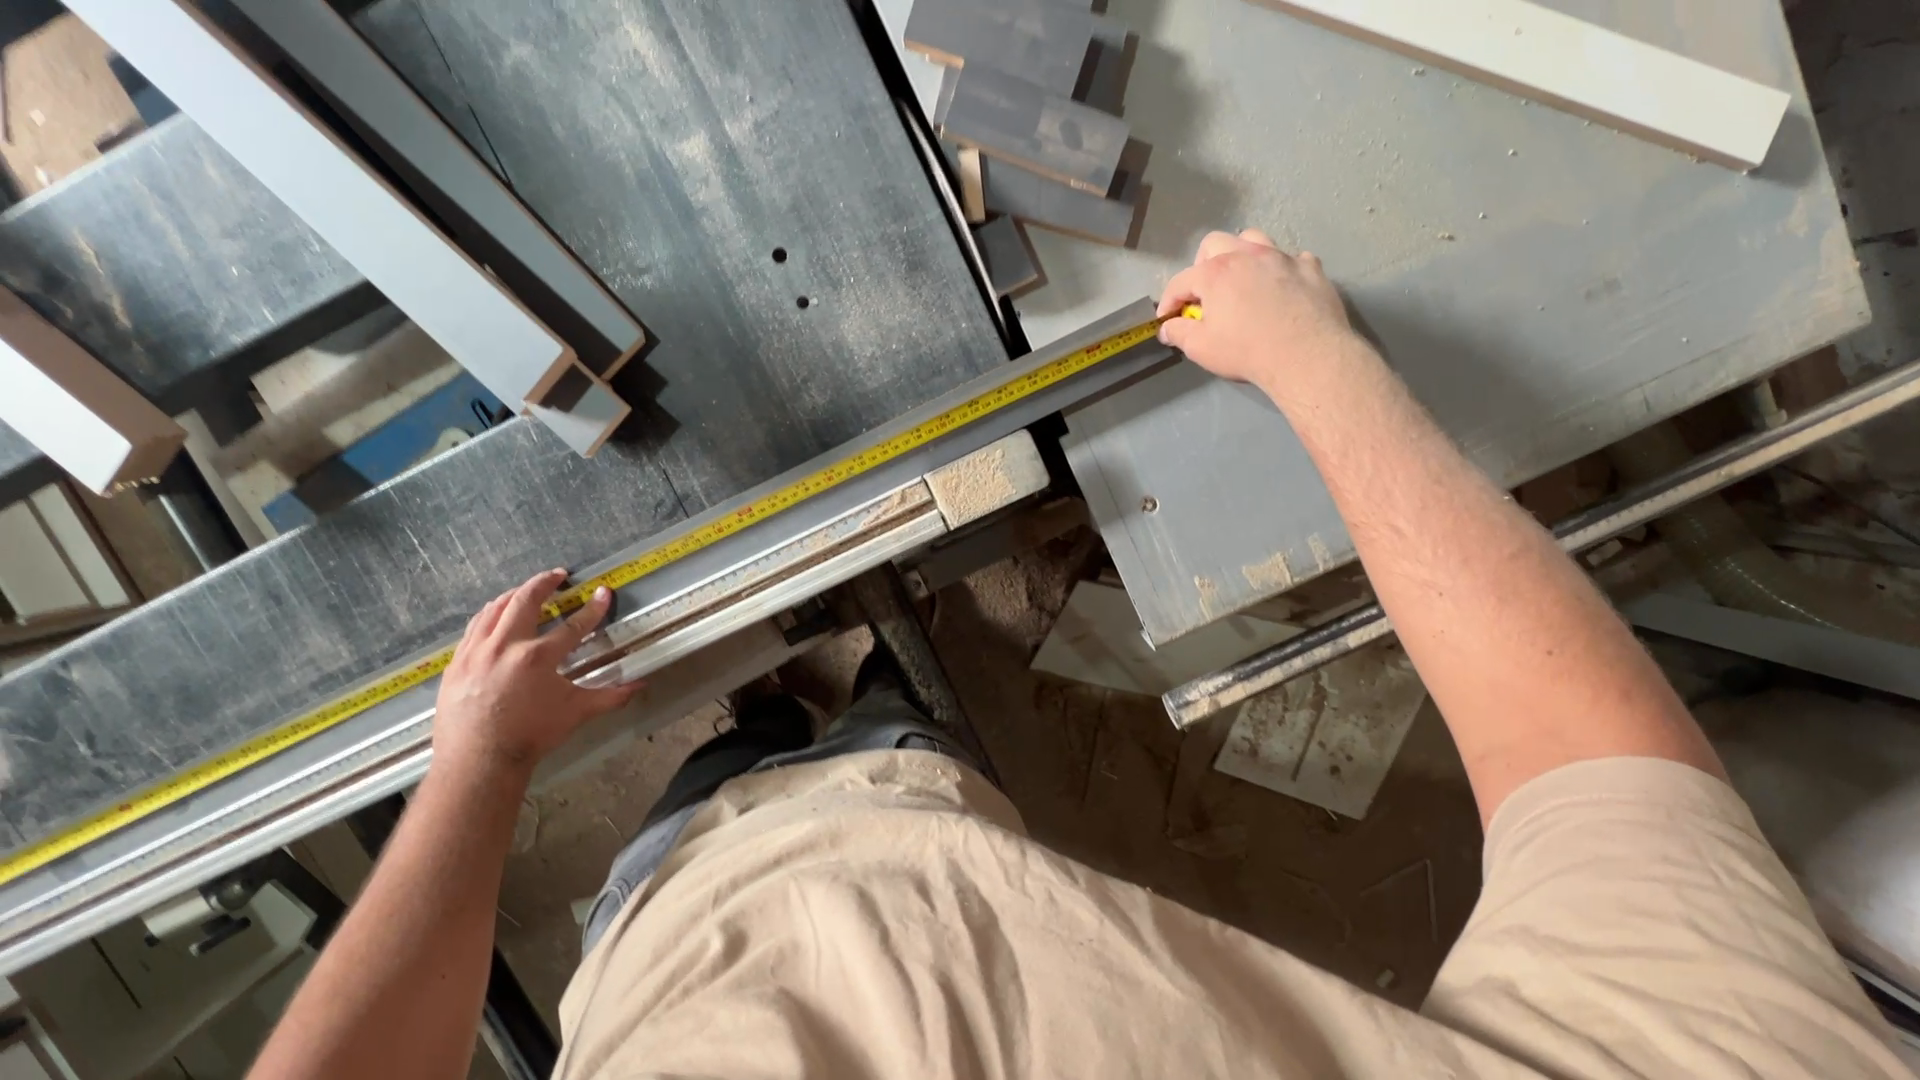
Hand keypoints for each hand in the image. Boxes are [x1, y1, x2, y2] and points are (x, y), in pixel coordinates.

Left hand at [431, 569, 638, 780]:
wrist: (478, 761)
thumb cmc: (530, 736)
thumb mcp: (576, 713)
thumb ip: (610, 696)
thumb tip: (641, 686)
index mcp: (537, 656)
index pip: (573, 625)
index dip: (593, 608)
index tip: (603, 592)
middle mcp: (505, 645)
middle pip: (524, 600)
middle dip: (543, 583)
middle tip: (557, 575)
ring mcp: (476, 652)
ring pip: (494, 609)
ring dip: (513, 595)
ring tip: (525, 591)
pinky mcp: (457, 662)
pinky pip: (473, 628)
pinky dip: (488, 615)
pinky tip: (494, 617)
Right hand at [1156, 229, 1368, 395]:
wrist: (1306, 356)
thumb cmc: (1247, 352)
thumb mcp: (1201, 348)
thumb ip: (1178, 333)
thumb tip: (1167, 328)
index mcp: (1215, 272)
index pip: (1181, 281)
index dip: (1170, 300)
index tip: (1168, 318)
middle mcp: (1247, 255)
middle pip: (1215, 243)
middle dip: (1202, 265)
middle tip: (1206, 292)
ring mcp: (1282, 257)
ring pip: (1254, 240)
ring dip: (1241, 256)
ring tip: (1242, 280)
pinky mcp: (1310, 268)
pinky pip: (1292, 259)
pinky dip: (1281, 271)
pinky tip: (1281, 288)